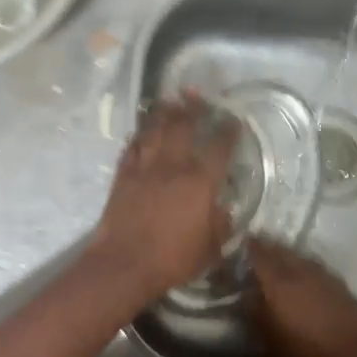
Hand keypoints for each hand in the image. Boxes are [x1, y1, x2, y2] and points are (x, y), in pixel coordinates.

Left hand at [91, 97, 239, 298]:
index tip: (233, 119)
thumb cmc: (173, 259)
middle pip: (184, 126)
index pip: (220, 147)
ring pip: (154, 130)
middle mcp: (174, 166)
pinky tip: (140, 130)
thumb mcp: (210, 248)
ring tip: (168, 100)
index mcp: (201, 182)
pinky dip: (138, 136)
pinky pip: (132, 147)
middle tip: (195, 93)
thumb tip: (223, 210)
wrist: (125, 263)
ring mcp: (145, 168)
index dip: (229, 130)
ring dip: (163, 113)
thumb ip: (220, 225)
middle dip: (192, 107)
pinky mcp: (123, 176)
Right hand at [248, 240, 356, 356]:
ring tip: (281, 256)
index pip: (259, 254)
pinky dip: (306, 265)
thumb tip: (245, 293)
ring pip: (300, 256)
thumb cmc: (303, 350)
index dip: (250, 245)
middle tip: (258, 244)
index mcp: (278, 281)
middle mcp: (300, 270)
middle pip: (281, 250)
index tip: (242, 240)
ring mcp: (323, 275)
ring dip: (288, 254)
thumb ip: (253, 309)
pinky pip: (317, 266)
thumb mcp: (267, 335)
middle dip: (268, 245)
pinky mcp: (340, 284)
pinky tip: (306, 272)